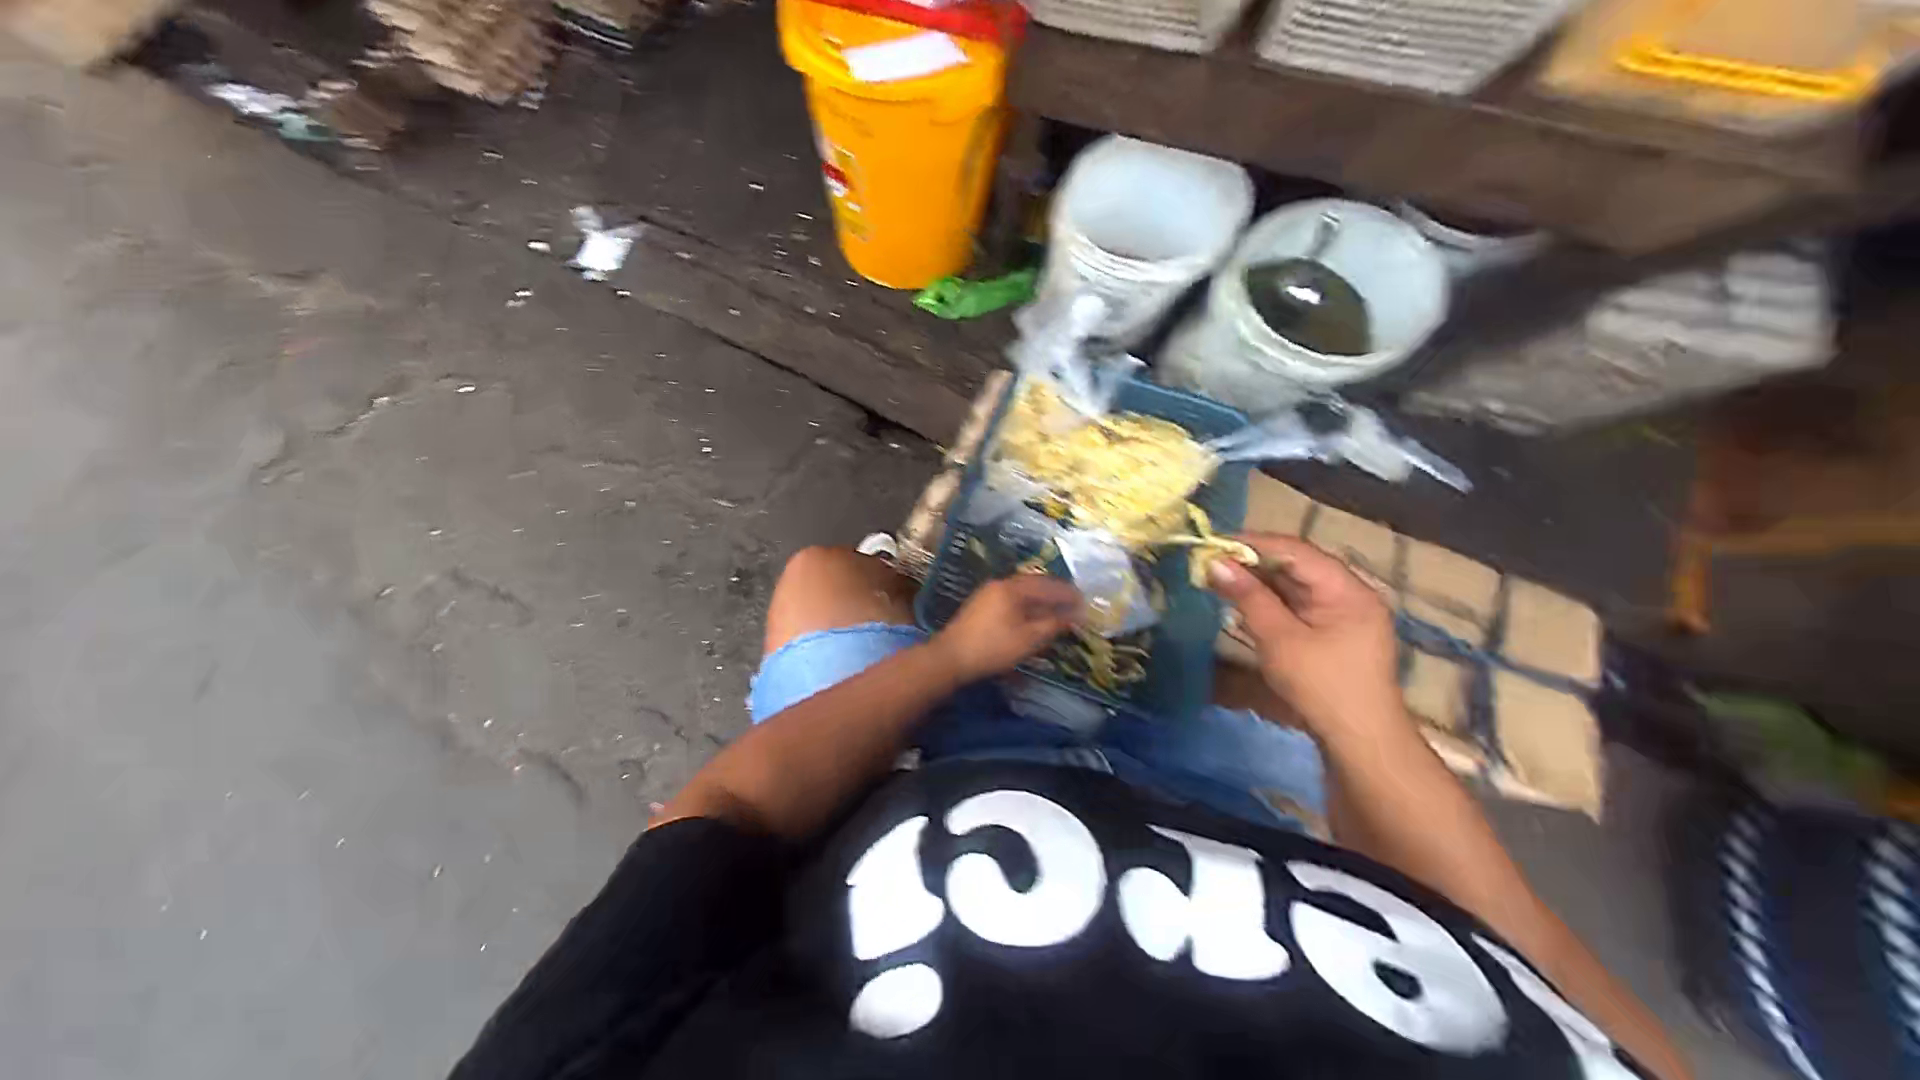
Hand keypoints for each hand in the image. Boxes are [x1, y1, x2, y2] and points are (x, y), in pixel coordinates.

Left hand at [932, 575, 1082, 683]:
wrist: (950, 657)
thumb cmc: (992, 648)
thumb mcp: (1028, 639)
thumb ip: (1053, 625)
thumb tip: (1074, 616)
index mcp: (1013, 588)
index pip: (1048, 585)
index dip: (1069, 594)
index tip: (1086, 603)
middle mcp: (1001, 584)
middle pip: (1035, 583)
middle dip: (1056, 593)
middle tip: (1075, 604)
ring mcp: (989, 593)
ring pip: (1023, 590)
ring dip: (1042, 599)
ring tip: (1058, 610)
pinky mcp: (982, 604)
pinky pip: (1013, 597)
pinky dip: (1028, 603)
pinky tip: (1034, 615)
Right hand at [1205, 533, 1402, 736]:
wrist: (1360, 741)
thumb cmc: (1321, 686)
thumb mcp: (1279, 639)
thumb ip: (1248, 597)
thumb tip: (1215, 562)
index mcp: (1347, 589)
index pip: (1296, 550)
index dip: (1253, 542)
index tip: (1213, 543)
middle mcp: (1350, 593)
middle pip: (1297, 565)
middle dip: (1253, 562)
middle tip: (1211, 562)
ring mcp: (1343, 614)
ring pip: (1295, 585)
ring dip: (1259, 581)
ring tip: (1220, 578)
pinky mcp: (1333, 632)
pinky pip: (1298, 604)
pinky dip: (1270, 601)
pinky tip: (1243, 602)